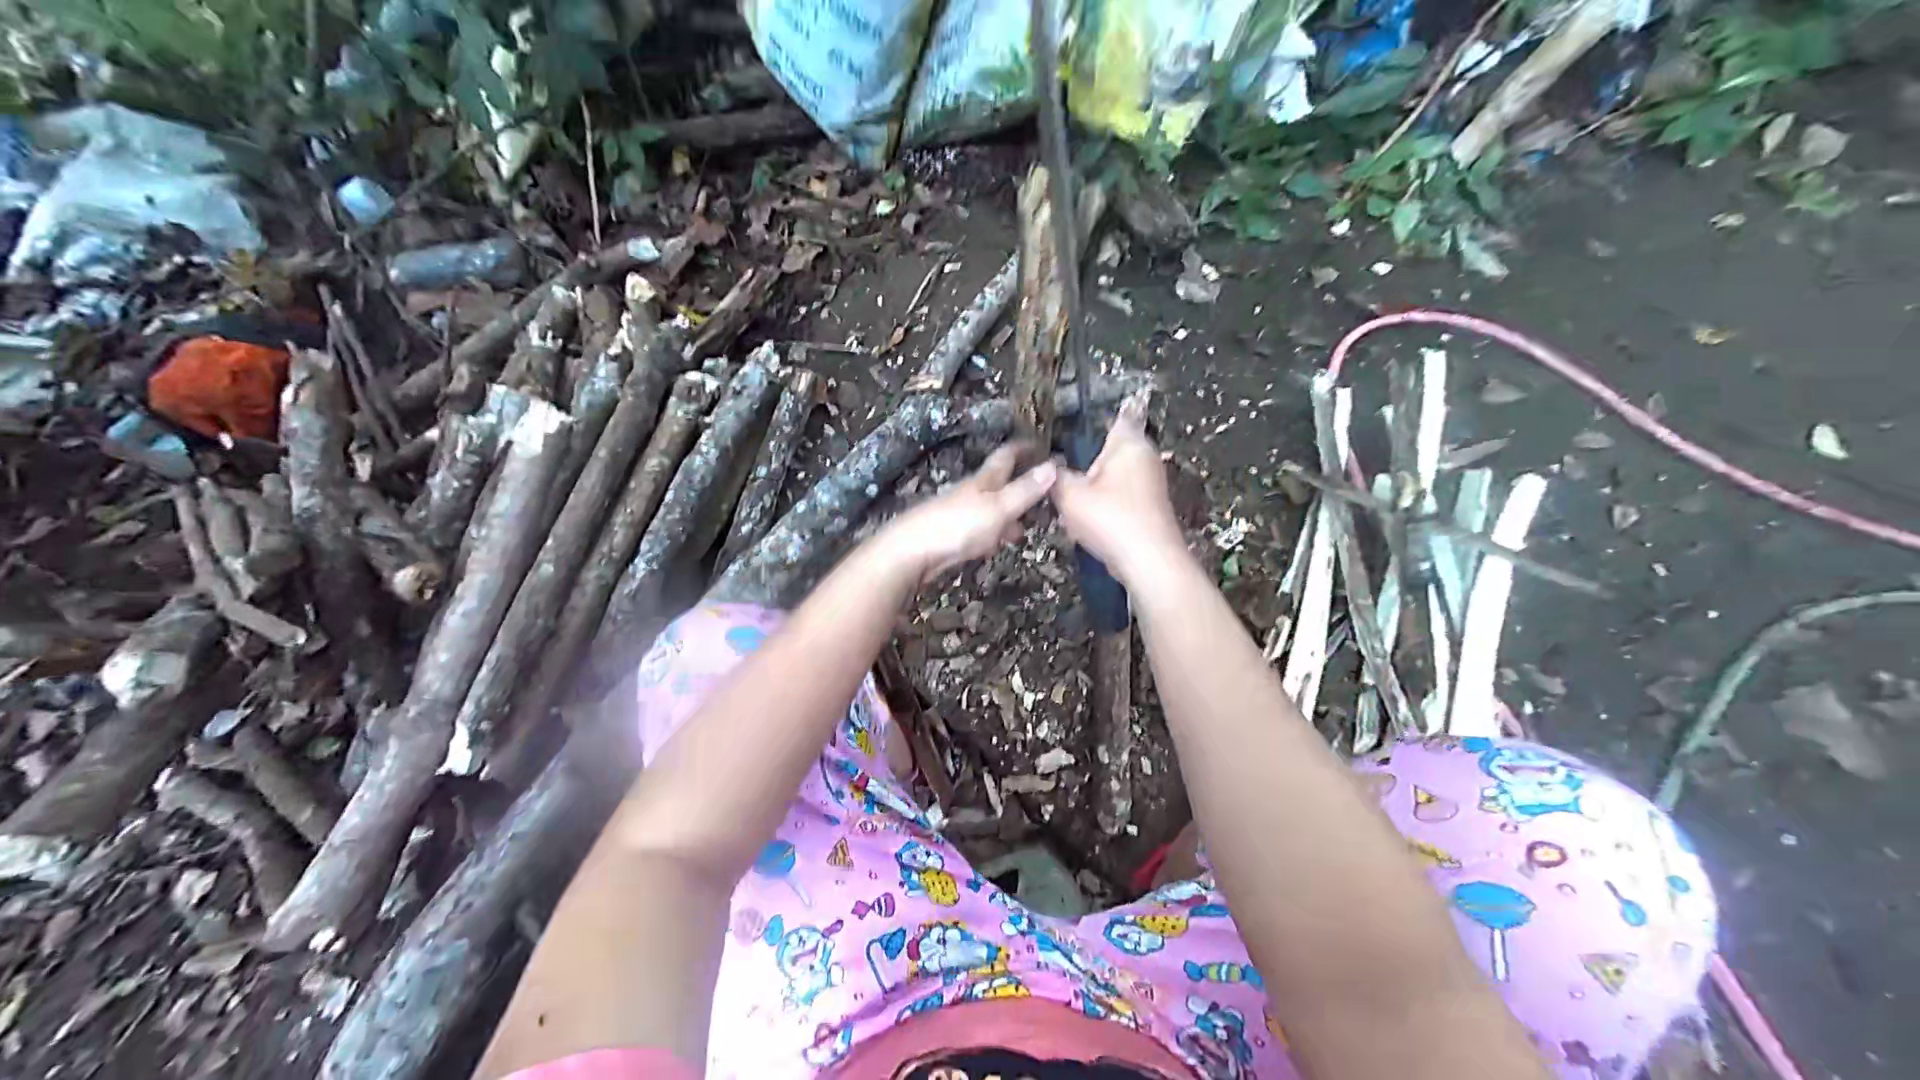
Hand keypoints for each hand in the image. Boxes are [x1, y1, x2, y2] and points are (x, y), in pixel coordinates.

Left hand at [877, 444, 1056, 583]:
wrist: (911, 552)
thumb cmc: (957, 526)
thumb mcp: (999, 508)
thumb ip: (1025, 490)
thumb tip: (1053, 464)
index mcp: (984, 480)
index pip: (1006, 456)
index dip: (1023, 448)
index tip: (1041, 445)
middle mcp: (971, 492)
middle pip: (999, 482)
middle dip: (1020, 483)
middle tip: (1044, 489)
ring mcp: (959, 514)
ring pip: (991, 508)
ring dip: (1010, 513)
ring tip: (1029, 524)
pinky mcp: (951, 536)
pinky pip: (980, 529)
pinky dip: (995, 533)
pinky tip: (997, 544)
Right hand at [1049, 391, 1186, 583]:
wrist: (1149, 562)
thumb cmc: (1111, 519)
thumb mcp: (1069, 495)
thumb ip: (1054, 477)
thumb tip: (1047, 467)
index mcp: (1128, 442)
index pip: (1116, 411)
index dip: (1093, 411)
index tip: (1071, 413)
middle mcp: (1144, 455)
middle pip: (1108, 447)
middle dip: (1083, 457)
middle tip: (1054, 466)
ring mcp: (1150, 481)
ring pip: (1111, 474)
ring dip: (1090, 484)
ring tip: (1065, 497)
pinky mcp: (1149, 505)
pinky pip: (1118, 494)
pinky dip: (1102, 502)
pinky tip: (1084, 519)